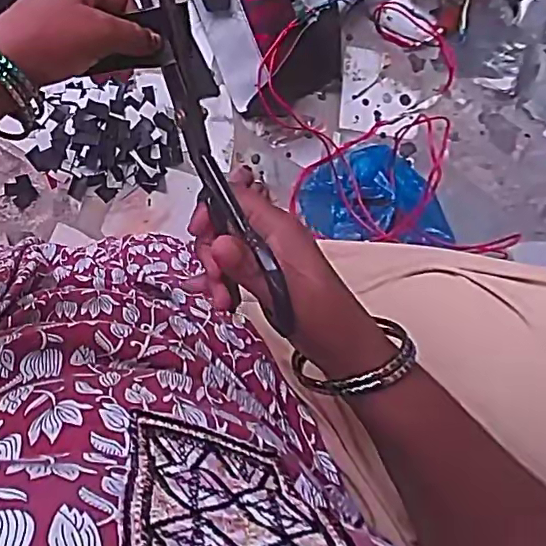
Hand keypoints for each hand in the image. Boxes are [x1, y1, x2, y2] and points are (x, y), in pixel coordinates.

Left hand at [0, 0, 159, 86]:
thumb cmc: (38, 38)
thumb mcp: (102, 34)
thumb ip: (135, 36)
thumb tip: (151, 40)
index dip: (137, 26)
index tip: (145, 47)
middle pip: (106, 18)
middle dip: (117, 45)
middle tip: (123, 64)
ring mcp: (47, 16)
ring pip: (88, 36)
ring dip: (99, 56)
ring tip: (98, 71)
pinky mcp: (38, 39)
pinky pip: (69, 48)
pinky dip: (79, 61)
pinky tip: (79, 72)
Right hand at [181, 167, 348, 317]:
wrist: (347, 350)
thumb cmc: (328, 320)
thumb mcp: (282, 295)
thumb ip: (247, 267)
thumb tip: (218, 243)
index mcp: (280, 229)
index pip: (235, 196)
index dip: (210, 210)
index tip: (199, 235)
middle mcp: (272, 235)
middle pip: (222, 223)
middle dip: (210, 250)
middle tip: (215, 277)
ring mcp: (267, 253)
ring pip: (223, 246)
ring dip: (214, 271)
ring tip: (221, 297)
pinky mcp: (263, 270)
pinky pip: (231, 264)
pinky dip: (220, 279)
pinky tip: (219, 296)